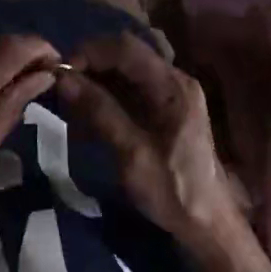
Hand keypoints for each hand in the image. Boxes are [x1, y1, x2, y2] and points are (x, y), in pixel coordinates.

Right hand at [54, 33, 245, 250]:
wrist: (209, 223)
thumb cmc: (172, 190)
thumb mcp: (131, 153)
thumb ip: (100, 111)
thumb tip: (64, 79)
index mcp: (173, 86)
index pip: (126, 48)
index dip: (90, 52)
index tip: (62, 71)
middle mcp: (175, 79)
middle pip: (127, 53)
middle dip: (91, 64)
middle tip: (62, 85)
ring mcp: (173, 91)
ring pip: (127, 68)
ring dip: (98, 77)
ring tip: (71, 99)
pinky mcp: (167, 106)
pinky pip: (133, 85)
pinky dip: (109, 92)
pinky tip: (90, 111)